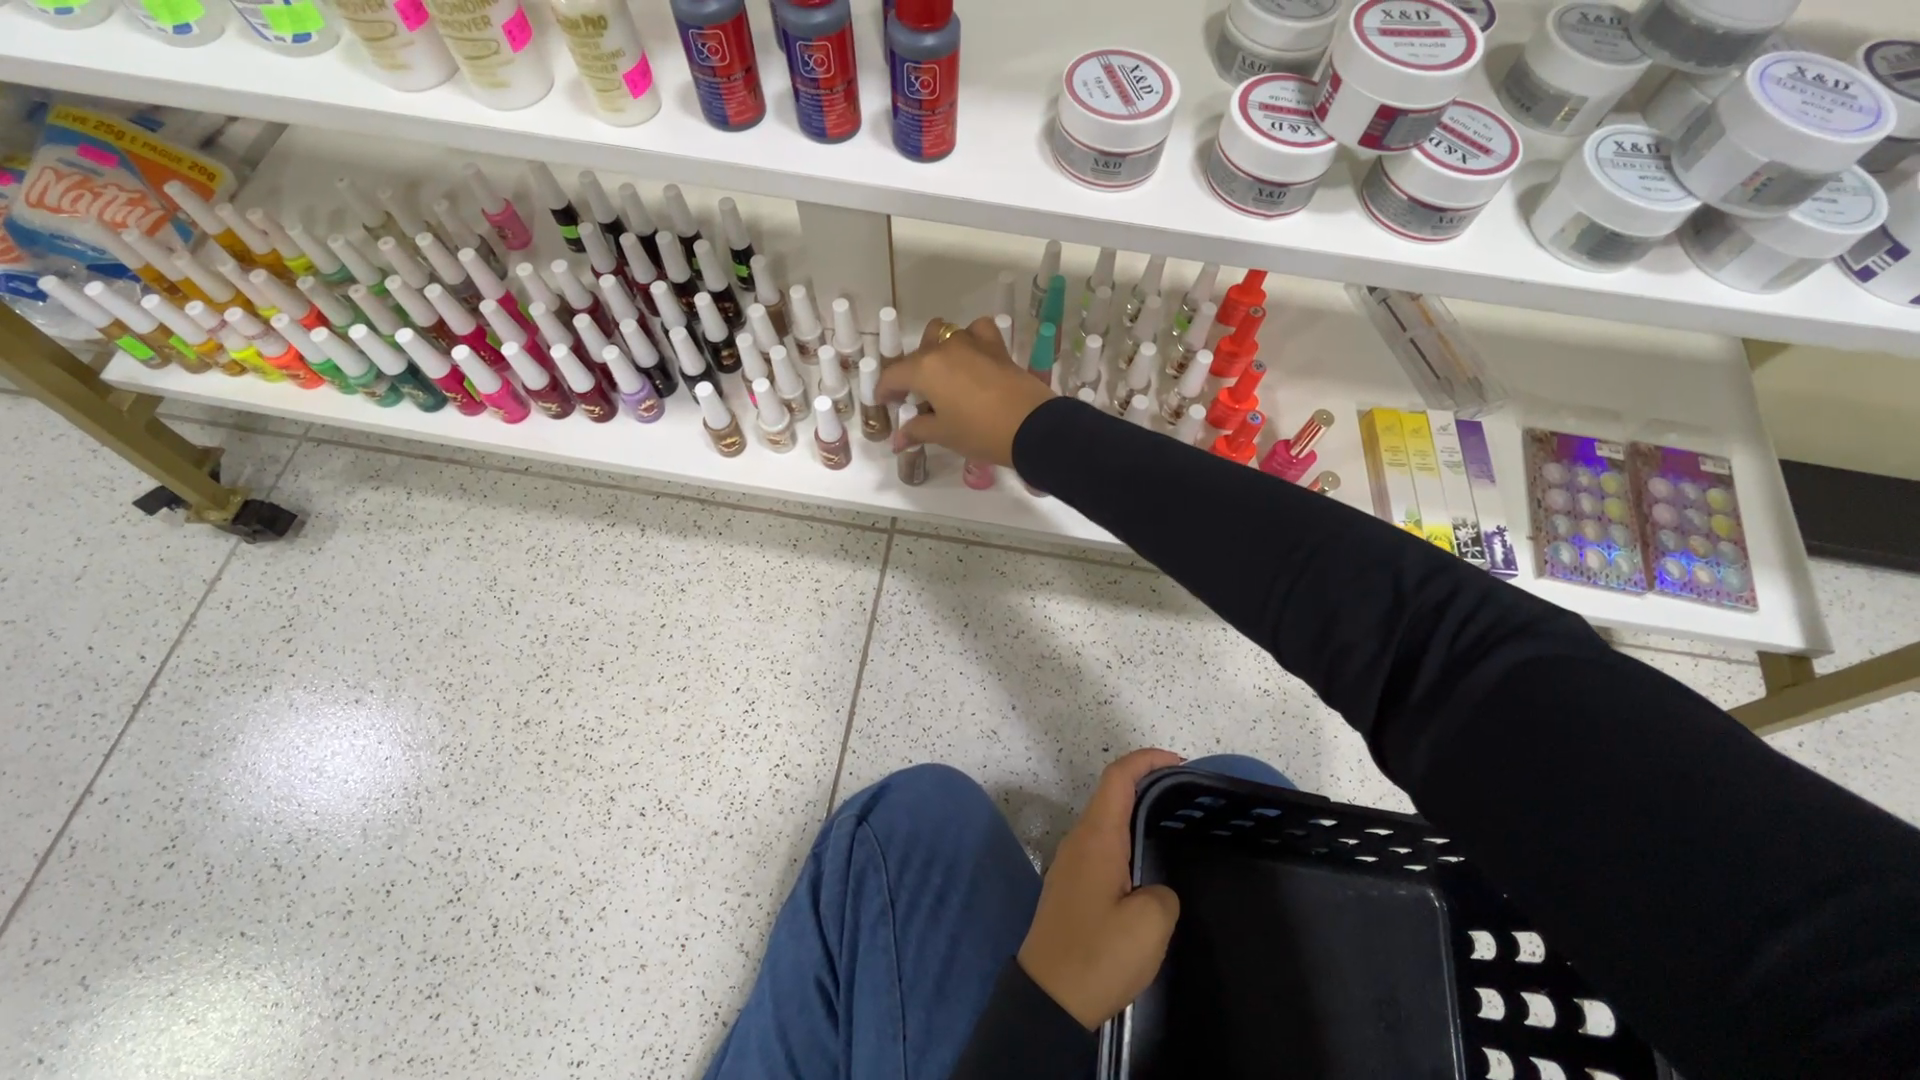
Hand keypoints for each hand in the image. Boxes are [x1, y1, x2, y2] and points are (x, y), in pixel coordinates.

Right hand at [875, 317, 1056, 467]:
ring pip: (945, 333)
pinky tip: (972, 356)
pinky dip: (970, 339)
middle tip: (916, 397)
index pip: (893, 375)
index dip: (884, 390)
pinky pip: (978, 331)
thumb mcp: (944, 435)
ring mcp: (973, 343)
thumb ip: (917, 431)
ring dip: (937, 350)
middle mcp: (945, 348)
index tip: (884, 403)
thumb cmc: (980, 433)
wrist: (1032, 428)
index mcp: (925, 368)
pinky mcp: (997, 347)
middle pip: (918, 354)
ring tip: (942, 375)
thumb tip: (898, 440)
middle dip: (911, 373)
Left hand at [1018, 748, 1185, 1029]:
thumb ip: (1162, 893)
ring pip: (1105, 823)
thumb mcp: (1150, 924)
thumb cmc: (1099, 955)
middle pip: (1111, 795)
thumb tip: (1151, 889)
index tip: (1181, 764)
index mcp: (1096, 838)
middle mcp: (1079, 841)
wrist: (1048, 999)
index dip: (1147, 761)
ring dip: (1135, 815)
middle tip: (1186, 798)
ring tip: (1173, 828)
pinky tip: (1147, 866)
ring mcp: (1071, 864)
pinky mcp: (1070, 888)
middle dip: (1146, 785)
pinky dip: (1125, 841)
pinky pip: (1101, 848)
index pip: (1118, 778)